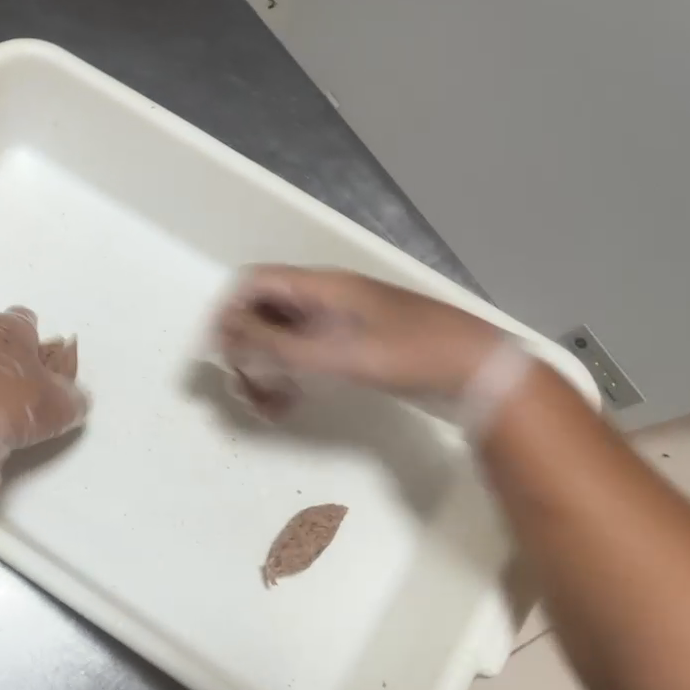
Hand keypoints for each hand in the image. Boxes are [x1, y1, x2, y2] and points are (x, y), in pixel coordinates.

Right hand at [214, 264, 508, 418]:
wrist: (476, 371)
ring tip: (264, 406)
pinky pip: (301, 357)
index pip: (252, 283)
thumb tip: (222, 335)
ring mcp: (337, 323)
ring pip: (279, 339)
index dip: (226, 312)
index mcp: (319, 287)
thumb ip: (272, 344)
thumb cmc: (405, 354)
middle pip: (261, 313)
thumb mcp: (332, 352)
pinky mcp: (349, 347)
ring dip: (262, 369)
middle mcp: (323, 299)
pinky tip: (286, 406)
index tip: (214, 353)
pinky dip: (286, 379)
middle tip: (244, 389)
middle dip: (243, 350)